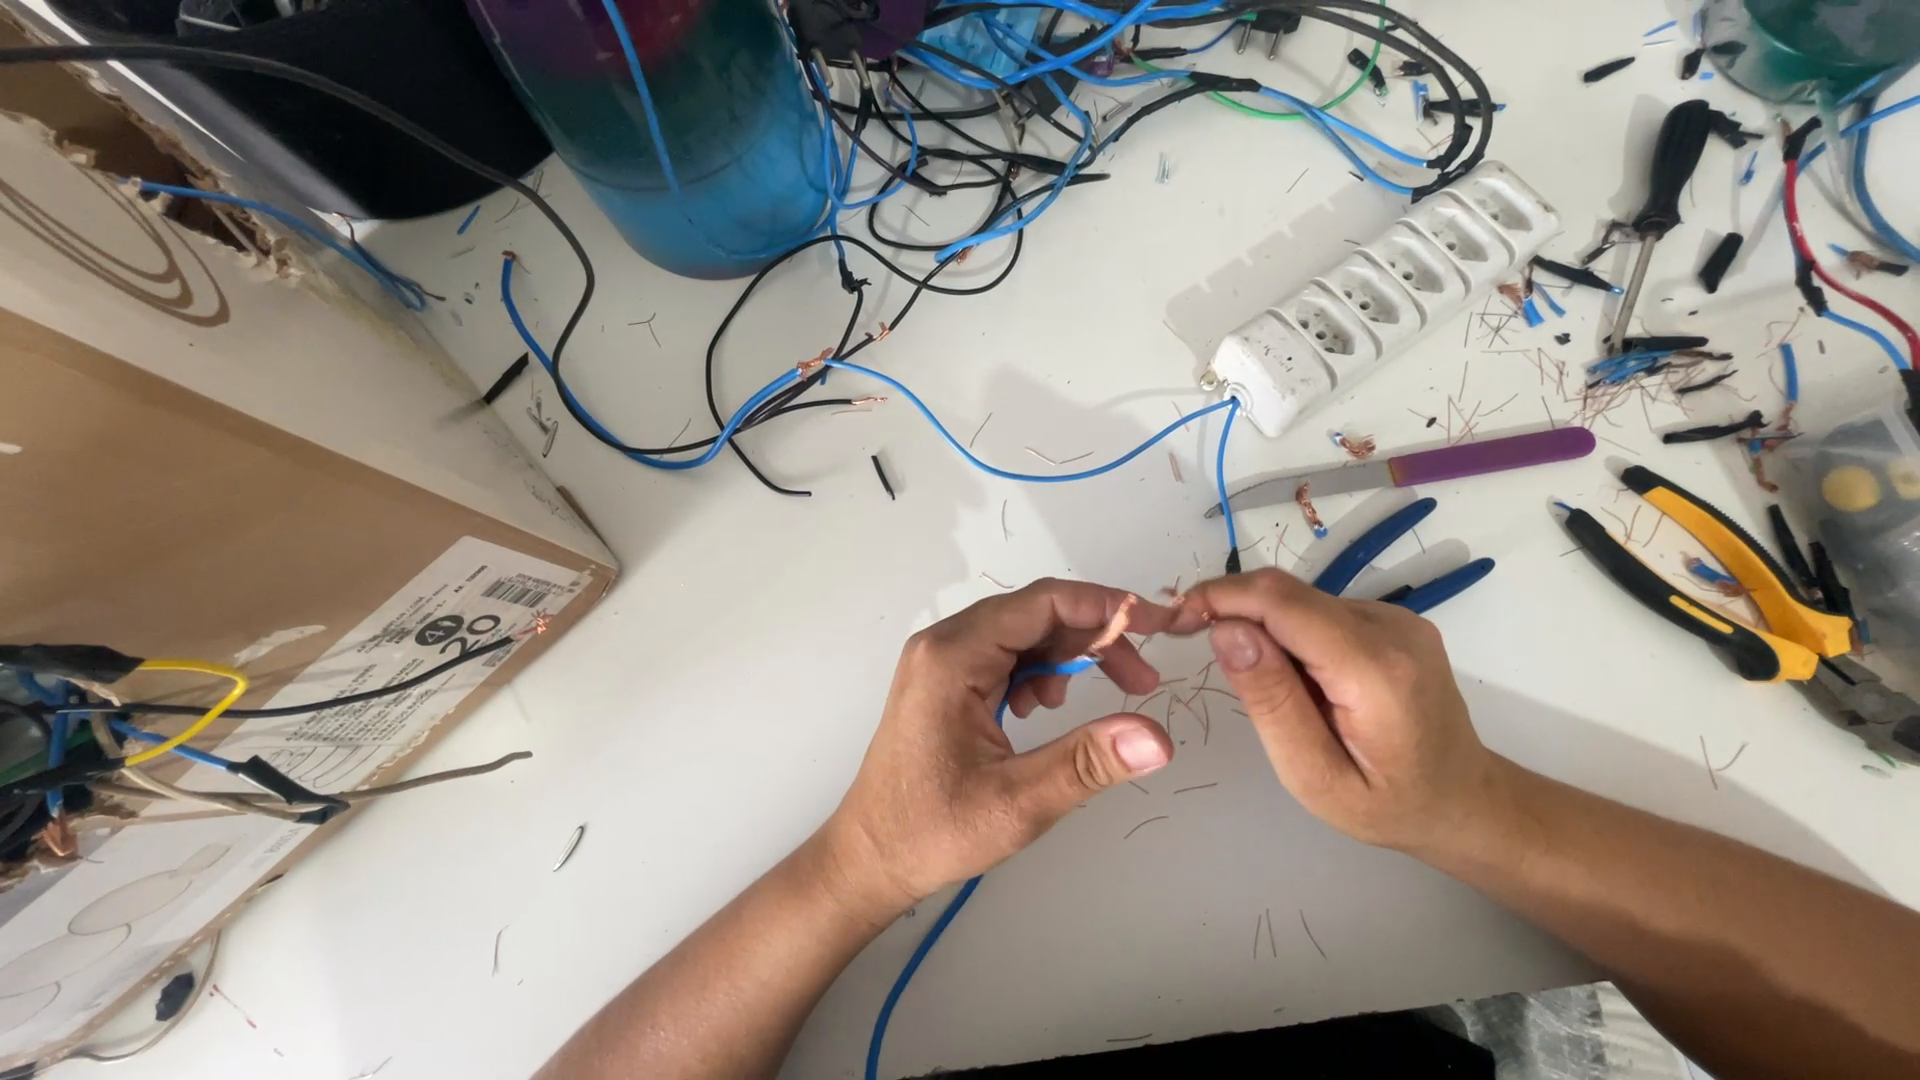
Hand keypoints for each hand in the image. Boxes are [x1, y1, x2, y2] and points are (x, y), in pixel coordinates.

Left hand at [821, 579, 1184, 915]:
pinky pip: (1006, 655)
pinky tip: (1048, 707)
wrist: (869, 856)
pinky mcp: (946, 680)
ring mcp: (942, 660)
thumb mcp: (1017, 802)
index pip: (1042, 603)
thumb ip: (1087, 762)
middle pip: (1036, 613)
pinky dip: (1041, 672)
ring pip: (1024, 633)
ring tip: (1107, 693)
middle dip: (1095, 637)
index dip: (1106, 607)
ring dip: (1071, 656)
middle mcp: (944, 644)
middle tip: (1143, 679)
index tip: (1157, 625)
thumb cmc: (931, 830)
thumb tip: (1158, 739)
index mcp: (952, 656)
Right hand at [1181, 568, 1507, 854]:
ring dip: (1259, 625)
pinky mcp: (1390, 620)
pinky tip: (1291, 677)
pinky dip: (1285, 631)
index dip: (1219, 598)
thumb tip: (1225, 629)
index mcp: (1375, 669)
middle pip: (1286, 593)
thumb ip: (1271, 701)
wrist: (1465, 802)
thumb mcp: (1314, 774)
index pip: (1281, 602)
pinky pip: (1317, 609)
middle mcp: (1390, 627)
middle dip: (1229, 607)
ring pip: (1298, 599)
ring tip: (1256, 682)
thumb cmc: (1387, 804)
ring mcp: (1395, 618)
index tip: (1175, 622)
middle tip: (1188, 640)